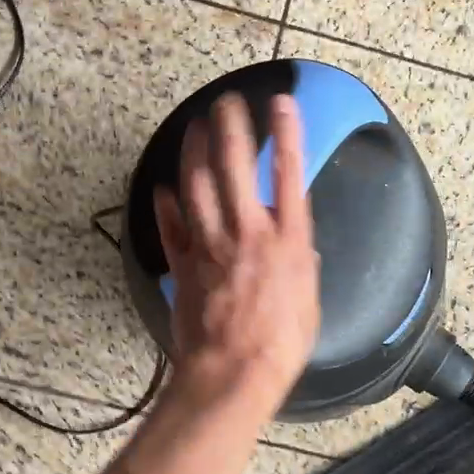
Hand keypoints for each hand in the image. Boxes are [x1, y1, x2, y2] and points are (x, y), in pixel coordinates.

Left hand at [151, 92, 318, 422]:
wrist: (234, 372)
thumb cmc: (281, 346)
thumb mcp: (309, 304)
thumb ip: (303, 269)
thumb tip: (302, 251)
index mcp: (288, 242)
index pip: (289, 175)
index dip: (286, 134)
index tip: (280, 103)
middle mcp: (248, 233)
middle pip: (234, 165)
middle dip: (230, 126)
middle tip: (226, 101)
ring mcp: (211, 246)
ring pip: (197, 184)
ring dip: (194, 150)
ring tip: (195, 126)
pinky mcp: (184, 265)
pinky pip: (171, 226)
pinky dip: (166, 204)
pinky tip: (164, 188)